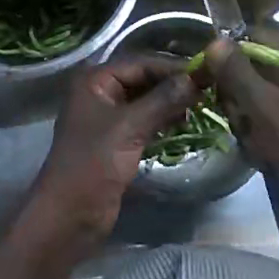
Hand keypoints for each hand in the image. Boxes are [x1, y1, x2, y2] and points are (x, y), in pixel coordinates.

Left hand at [26, 59, 194, 246]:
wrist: (70, 215)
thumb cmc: (93, 163)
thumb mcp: (130, 128)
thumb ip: (163, 100)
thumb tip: (195, 78)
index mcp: (94, 80)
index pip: (140, 63)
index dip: (171, 67)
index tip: (205, 71)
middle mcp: (99, 92)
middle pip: (142, 79)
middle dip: (172, 84)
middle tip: (208, 89)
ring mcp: (107, 117)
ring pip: (145, 100)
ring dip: (170, 102)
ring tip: (201, 106)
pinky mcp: (116, 140)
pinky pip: (144, 120)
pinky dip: (162, 119)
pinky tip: (184, 123)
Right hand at [200, 37, 278, 212]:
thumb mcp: (264, 104)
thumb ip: (236, 71)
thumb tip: (213, 41)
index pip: (245, 39)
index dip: (221, 53)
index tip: (203, 75)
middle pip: (242, 71)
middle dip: (232, 97)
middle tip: (237, 116)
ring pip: (245, 100)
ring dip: (242, 122)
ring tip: (254, 140)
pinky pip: (256, 123)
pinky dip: (254, 138)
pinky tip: (262, 154)